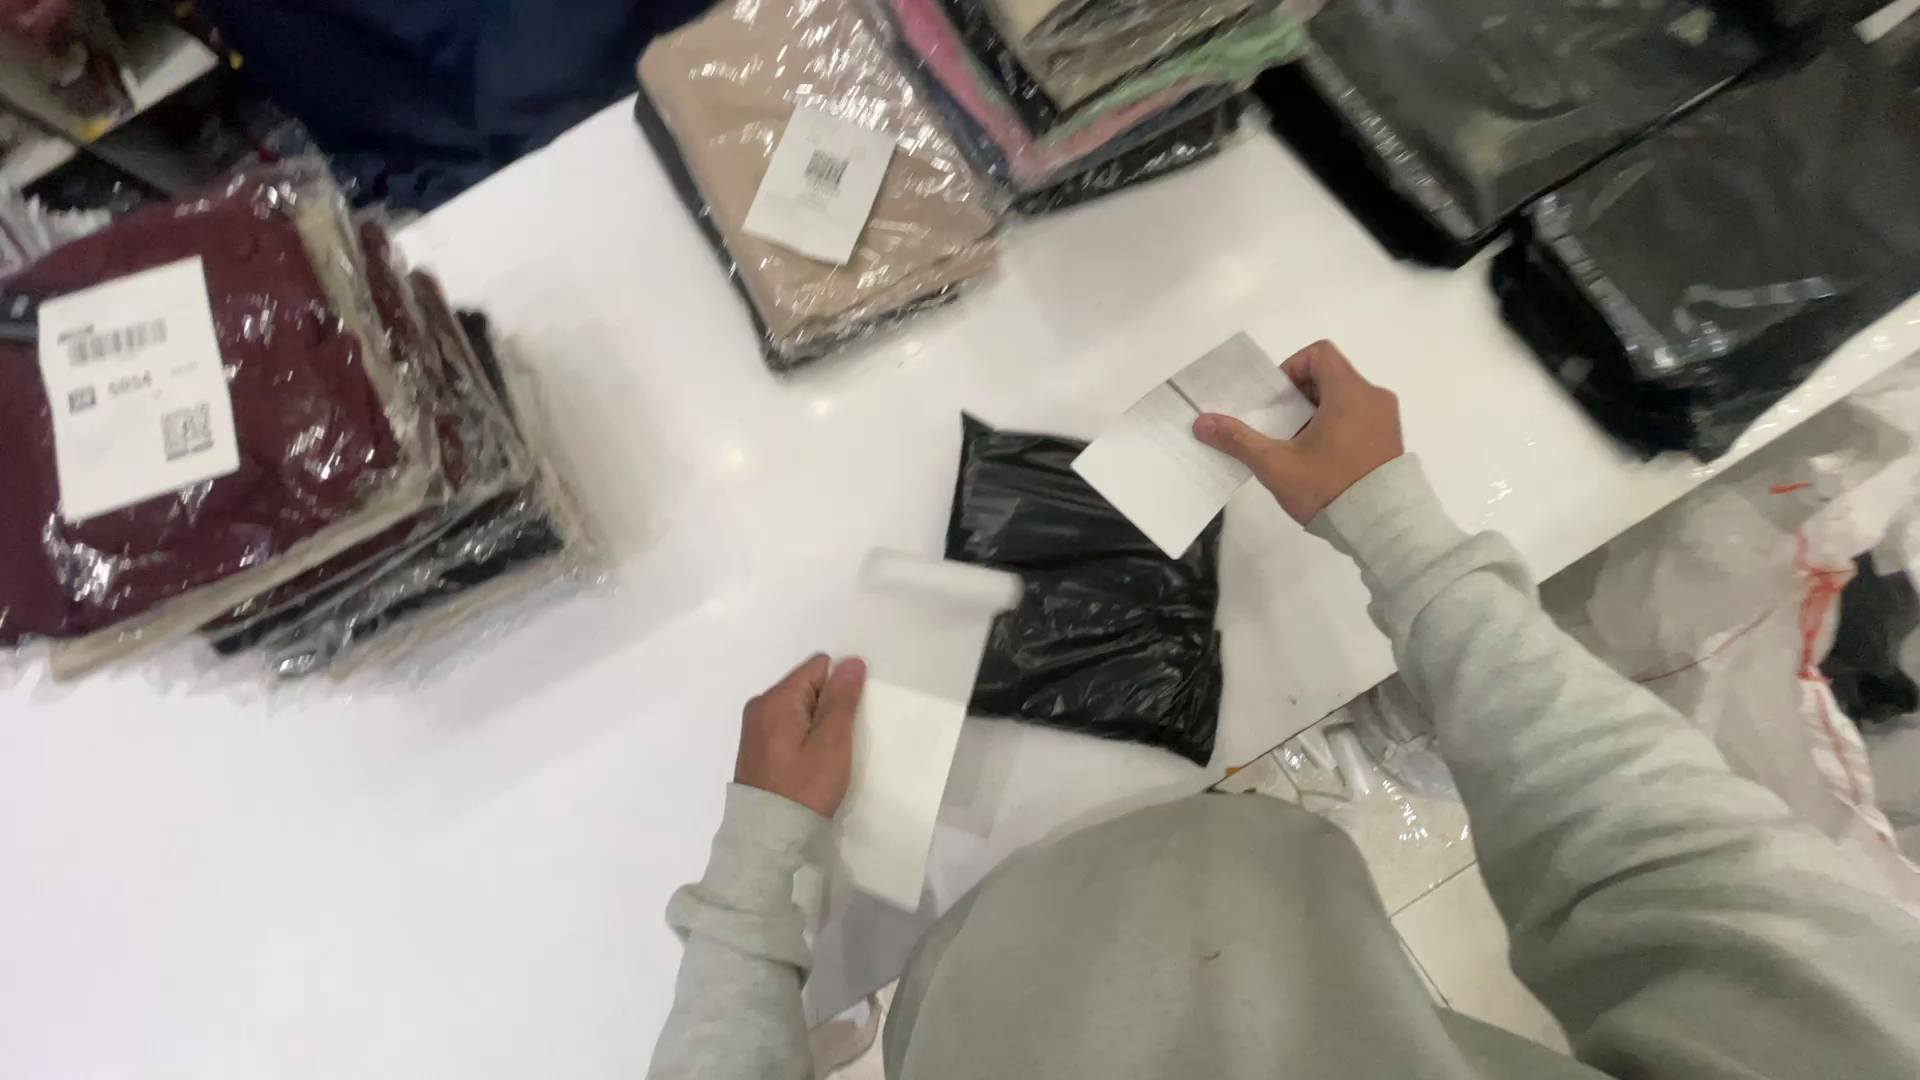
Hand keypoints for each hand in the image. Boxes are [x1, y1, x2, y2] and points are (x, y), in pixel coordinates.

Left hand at [735, 654, 867, 818]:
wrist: (769, 839)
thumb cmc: (804, 788)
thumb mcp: (831, 742)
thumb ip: (841, 698)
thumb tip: (851, 661)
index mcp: (776, 699)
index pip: (818, 667)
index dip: (839, 688)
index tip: (845, 719)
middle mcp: (760, 706)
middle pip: (807, 685)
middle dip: (827, 705)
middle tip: (836, 741)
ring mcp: (755, 727)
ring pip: (799, 707)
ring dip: (817, 723)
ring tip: (824, 754)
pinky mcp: (757, 746)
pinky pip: (788, 725)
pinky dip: (803, 736)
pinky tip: (809, 762)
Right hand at [1193, 340, 1402, 524]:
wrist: (1381, 527)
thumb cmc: (1328, 487)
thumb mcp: (1276, 465)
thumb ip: (1238, 439)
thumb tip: (1201, 422)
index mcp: (1349, 393)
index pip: (1318, 354)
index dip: (1290, 368)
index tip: (1275, 400)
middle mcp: (1373, 397)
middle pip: (1329, 376)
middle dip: (1297, 396)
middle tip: (1277, 426)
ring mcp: (1385, 419)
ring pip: (1343, 399)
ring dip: (1314, 413)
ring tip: (1295, 446)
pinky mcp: (1389, 440)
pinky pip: (1357, 418)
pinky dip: (1334, 427)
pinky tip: (1318, 459)